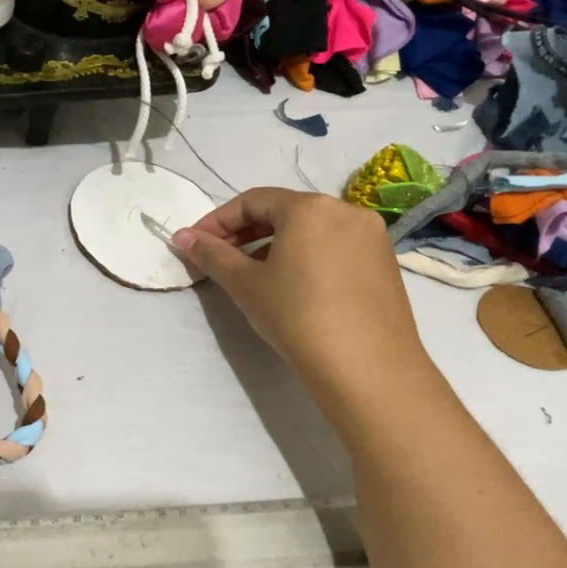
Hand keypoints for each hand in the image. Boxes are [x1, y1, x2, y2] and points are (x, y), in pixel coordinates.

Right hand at [171, 188, 425, 390]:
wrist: (366, 366)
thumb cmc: (296, 315)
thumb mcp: (244, 284)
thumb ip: (211, 254)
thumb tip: (182, 237)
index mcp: (309, 208)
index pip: (252, 201)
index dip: (216, 221)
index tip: (194, 244)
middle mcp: (345, 211)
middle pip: (283, 211)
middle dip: (245, 232)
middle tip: (218, 258)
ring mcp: (370, 236)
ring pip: (310, 229)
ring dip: (273, 243)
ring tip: (252, 274)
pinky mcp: (383, 262)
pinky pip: (333, 245)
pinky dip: (304, 255)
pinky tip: (290, 285)